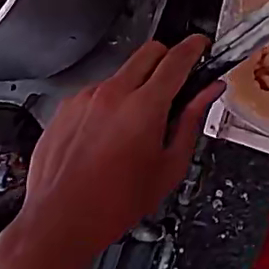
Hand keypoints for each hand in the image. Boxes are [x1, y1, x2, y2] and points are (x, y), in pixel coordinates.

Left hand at [1, 36, 219, 268]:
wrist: (60, 222)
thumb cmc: (113, 204)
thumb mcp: (169, 166)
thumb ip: (192, 121)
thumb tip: (208, 93)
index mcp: (144, 107)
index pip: (177, 59)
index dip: (194, 47)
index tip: (200, 46)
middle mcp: (112, 94)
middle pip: (149, 51)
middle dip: (167, 59)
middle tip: (174, 83)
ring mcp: (85, 98)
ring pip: (121, 72)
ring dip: (136, 85)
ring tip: (135, 125)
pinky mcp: (66, 107)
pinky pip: (95, 91)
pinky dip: (108, 103)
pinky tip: (107, 135)